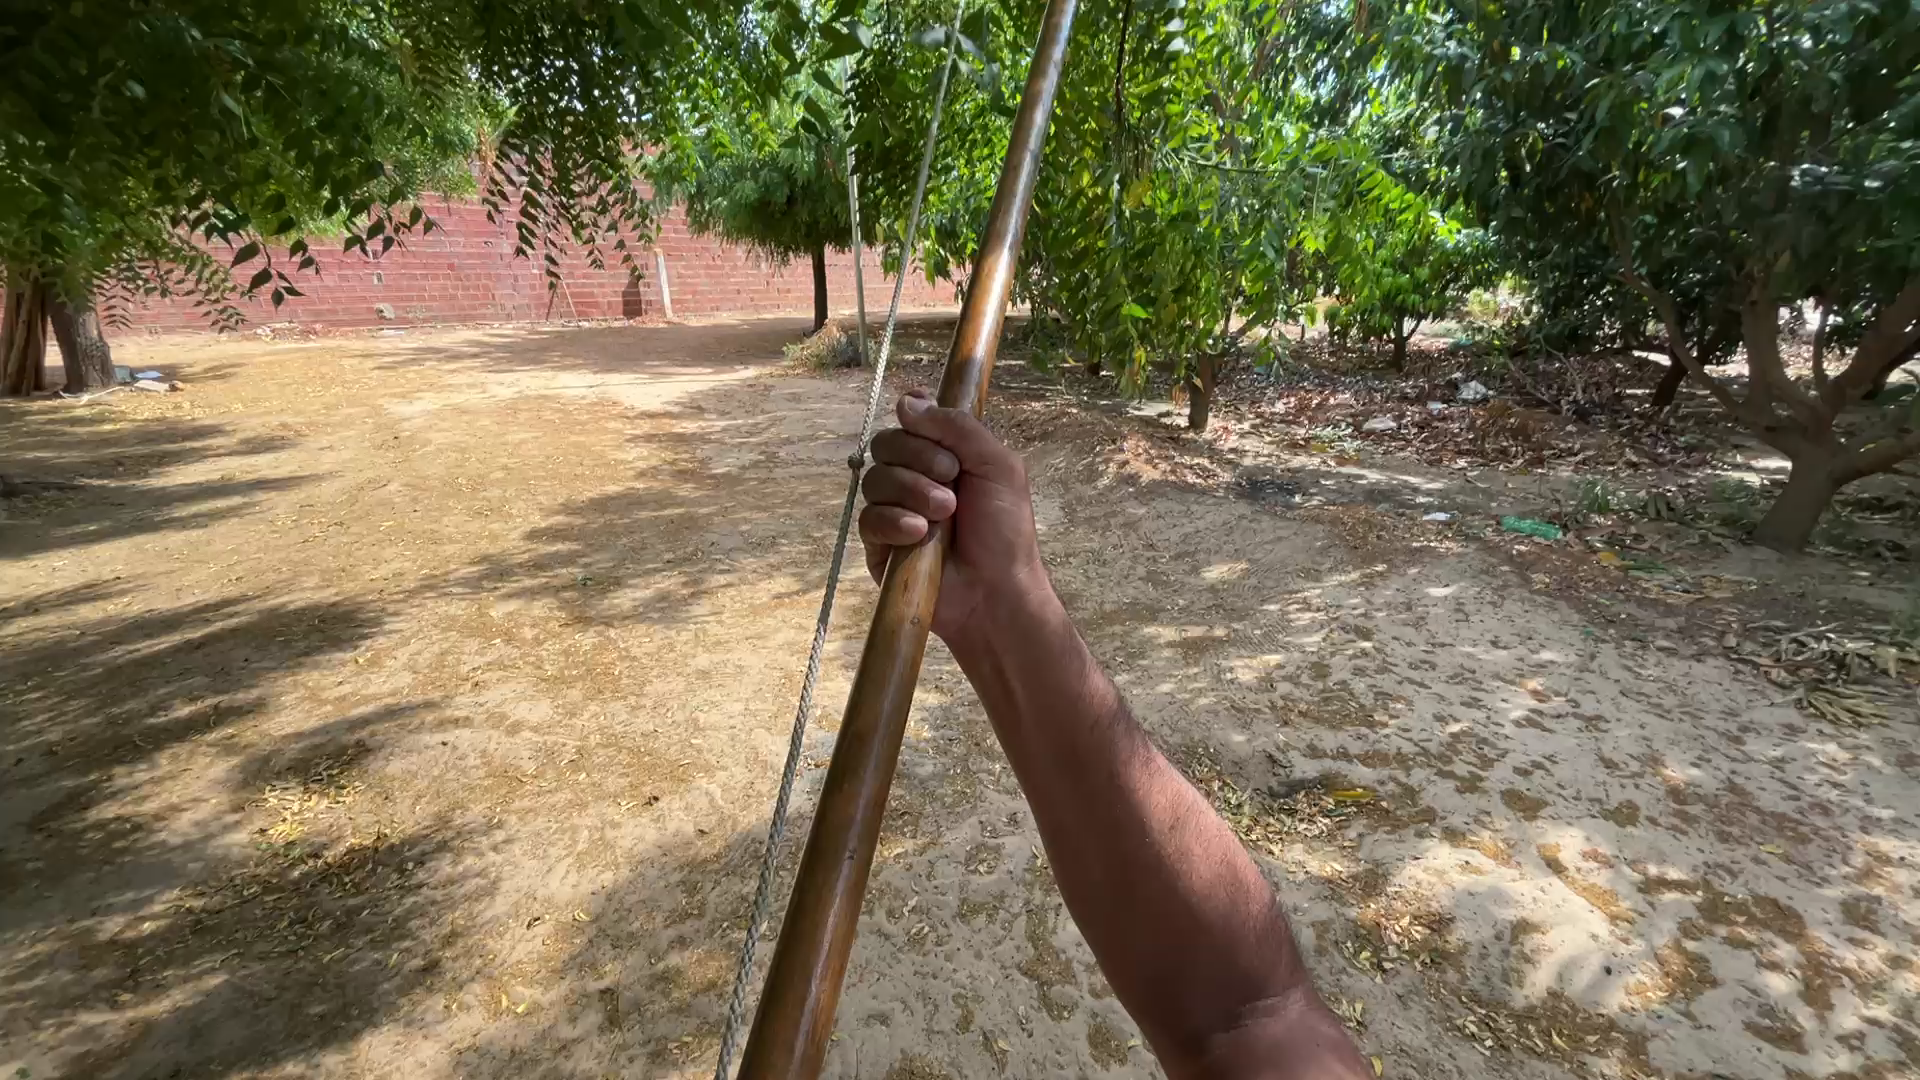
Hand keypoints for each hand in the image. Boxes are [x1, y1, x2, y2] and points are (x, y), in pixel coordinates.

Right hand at [858, 390, 1051, 645]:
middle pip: (887, 444)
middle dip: (918, 458)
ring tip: (944, 515)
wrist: (997, 591)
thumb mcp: (998, 466)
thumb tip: (908, 399)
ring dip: (911, 491)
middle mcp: (915, 479)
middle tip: (952, 480)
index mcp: (944, 456)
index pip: (910, 421)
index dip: (914, 418)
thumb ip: (958, 428)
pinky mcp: (880, 546)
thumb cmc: (1006, 531)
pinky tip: (918, 534)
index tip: (924, 424)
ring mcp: (895, 512)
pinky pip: (869, 519)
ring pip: (875, 480)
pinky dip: (894, 522)